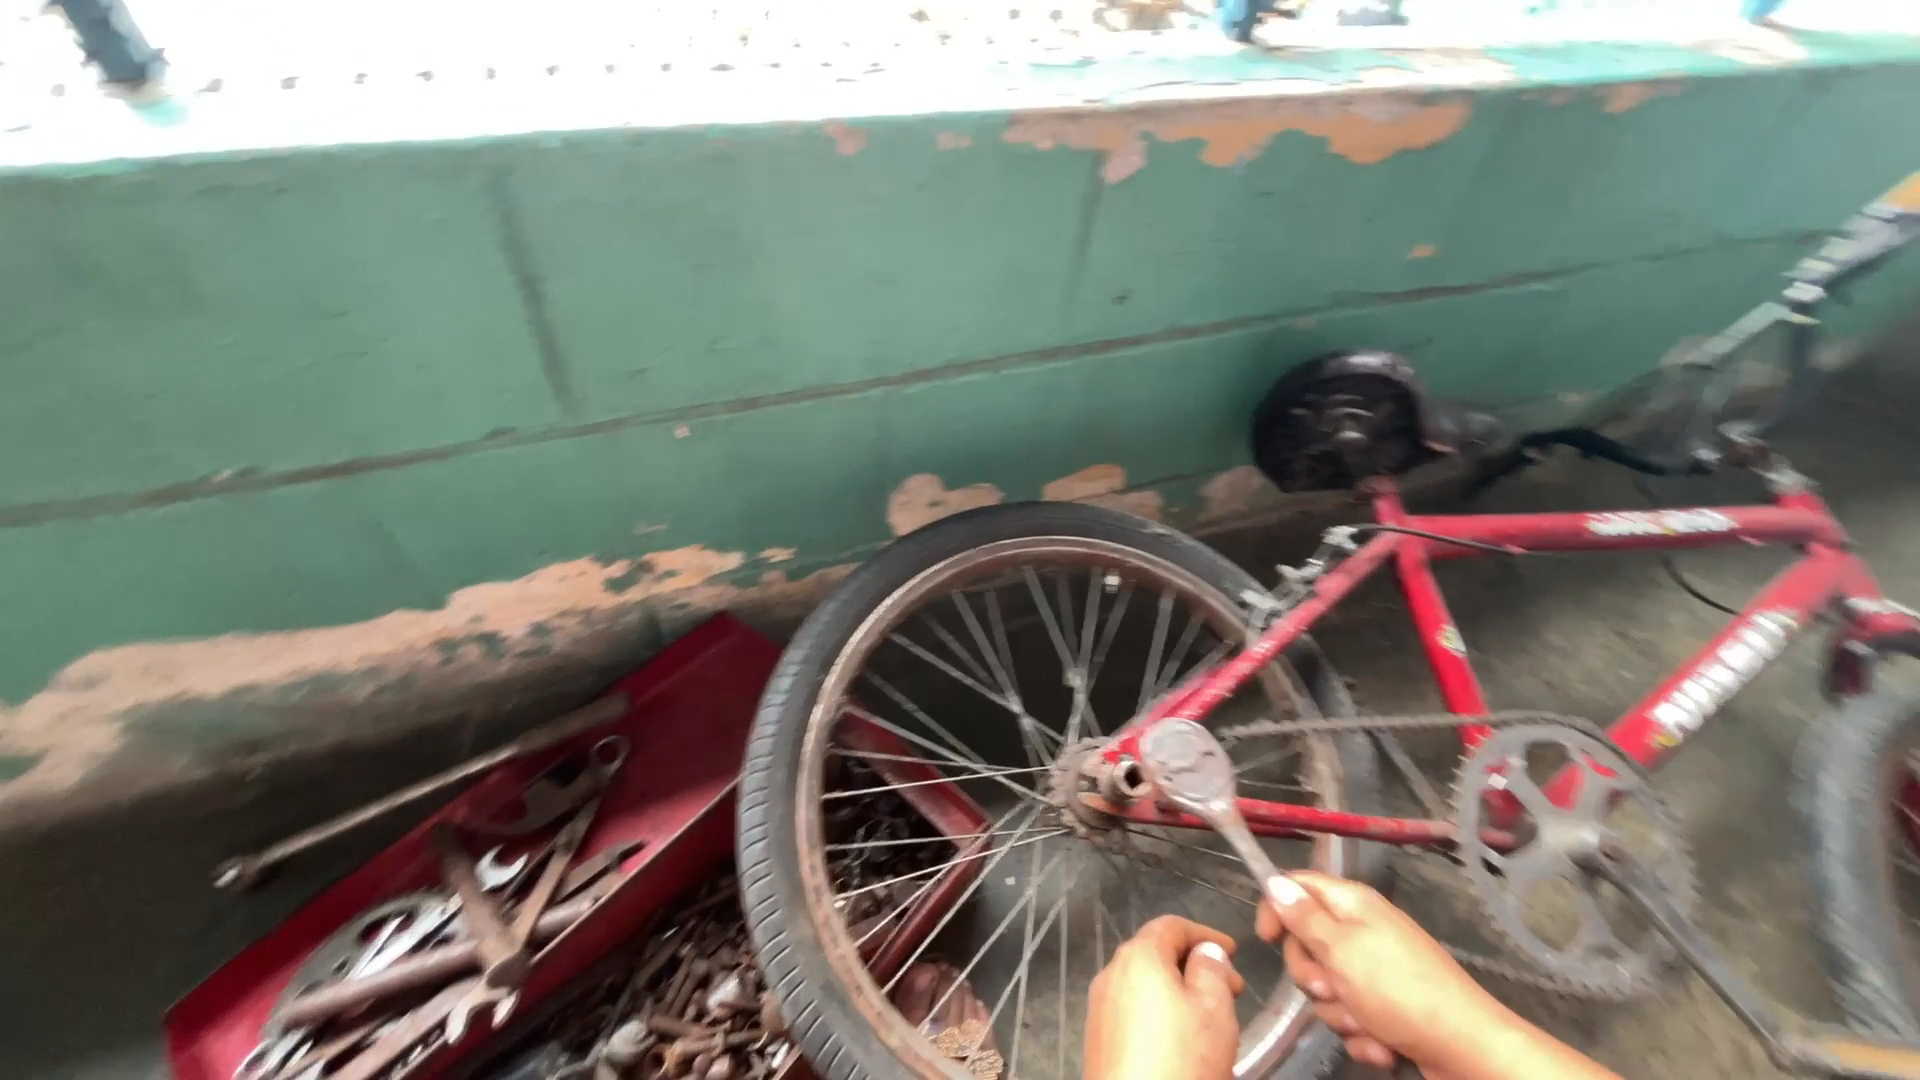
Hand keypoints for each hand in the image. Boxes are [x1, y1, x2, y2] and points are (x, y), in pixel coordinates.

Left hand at [1085, 915, 1246, 1079]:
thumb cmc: (1181, 1058)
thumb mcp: (1213, 1009)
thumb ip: (1212, 970)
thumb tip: (1205, 951)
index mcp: (1138, 955)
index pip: (1171, 925)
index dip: (1206, 933)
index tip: (1233, 952)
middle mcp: (1111, 972)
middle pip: (1155, 953)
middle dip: (1194, 965)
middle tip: (1232, 989)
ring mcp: (1100, 1006)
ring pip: (1144, 984)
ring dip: (1177, 990)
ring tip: (1210, 1017)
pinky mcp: (1098, 1038)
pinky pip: (1133, 1010)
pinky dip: (1159, 1012)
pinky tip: (1180, 1040)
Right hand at [1256, 872, 1513, 1075]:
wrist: (1468, 1052)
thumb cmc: (1398, 990)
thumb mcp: (1340, 949)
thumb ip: (1302, 916)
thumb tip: (1274, 880)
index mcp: (1352, 904)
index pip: (1298, 885)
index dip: (1276, 907)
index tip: (1267, 939)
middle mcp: (1362, 930)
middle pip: (1307, 942)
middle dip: (1312, 974)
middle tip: (1329, 988)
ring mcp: (1377, 971)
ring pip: (1327, 985)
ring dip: (1339, 1011)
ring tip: (1365, 1023)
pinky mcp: (1387, 1007)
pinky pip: (1352, 1014)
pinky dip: (1362, 1033)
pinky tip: (1381, 1044)